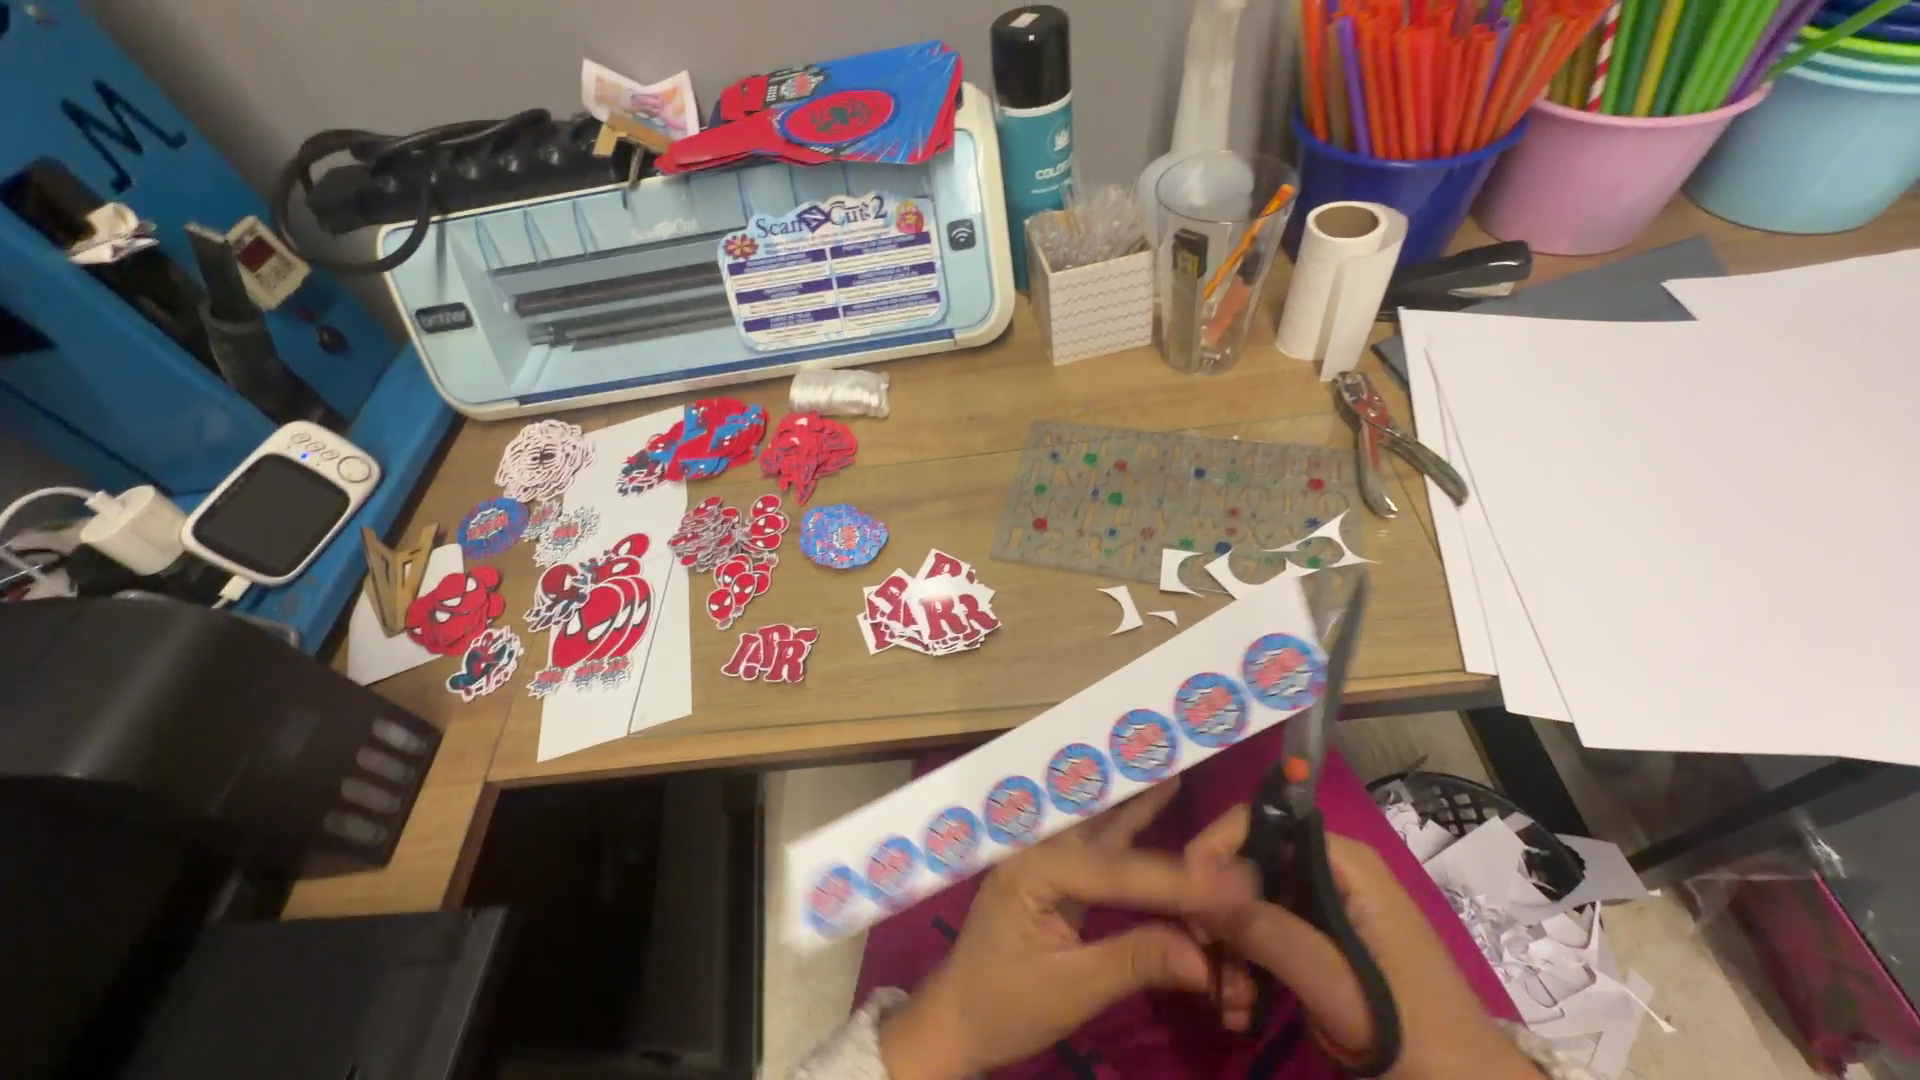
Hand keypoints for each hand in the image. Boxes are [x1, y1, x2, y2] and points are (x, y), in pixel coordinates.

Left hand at [879, 780, 1257, 1079]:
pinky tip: (1156, 792)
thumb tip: (1205, 958)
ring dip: (1142, 798)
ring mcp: (1045, 858)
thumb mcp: (1071, 991)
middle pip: (1110, 831)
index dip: (1180, 881)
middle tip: (1206, 778)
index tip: (1238, 884)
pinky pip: (1100, 842)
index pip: (1119, 870)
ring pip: (1103, 823)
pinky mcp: (1055, 872)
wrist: (956, 1020)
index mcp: (1035, 870)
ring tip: (1179, 760)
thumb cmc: (1004, 1007)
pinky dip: (1130, 821)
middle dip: (1160, 814)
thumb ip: (1136, 962)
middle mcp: (1039, 849)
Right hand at [1186, 808, 1539, 1079]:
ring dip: (1229, 953)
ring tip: (1229, 1006)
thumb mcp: (1332, 983)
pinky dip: (1246, 970)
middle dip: (1218, 915)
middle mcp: (1330, 872)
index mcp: (1343, 862)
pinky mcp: (1322, 944)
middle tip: (1203, 967)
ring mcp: (1326, 909)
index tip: (1186, 902)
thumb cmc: (1411, 1033)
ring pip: (1250, 907)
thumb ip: (1267, 930)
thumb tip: (1197, 885)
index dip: (1214, 850)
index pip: (1259, 822)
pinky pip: (1266, 938)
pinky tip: (1241, 1011)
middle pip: (1248, 866)